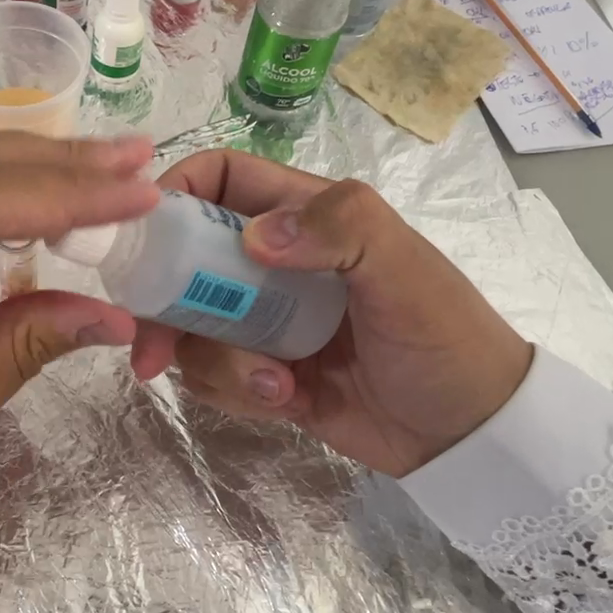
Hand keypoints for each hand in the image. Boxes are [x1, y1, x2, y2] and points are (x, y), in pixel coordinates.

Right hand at [131, 150, 530, 477]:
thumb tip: (252, 237)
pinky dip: (237, 392)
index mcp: (303, 216)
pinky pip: (214, 375)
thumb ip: (341, 228)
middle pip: (184, 260)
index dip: (174, 195)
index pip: (220, 178)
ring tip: (276, 387)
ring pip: (193, 326)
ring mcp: (264, 321)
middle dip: (164, 305)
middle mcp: (273, 263)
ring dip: (218, 362)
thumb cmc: (443, 336)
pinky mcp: (262, 372)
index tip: (144, 240)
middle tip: (150, 348)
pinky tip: (287, 403)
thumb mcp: (406, 269)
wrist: (469, 433)